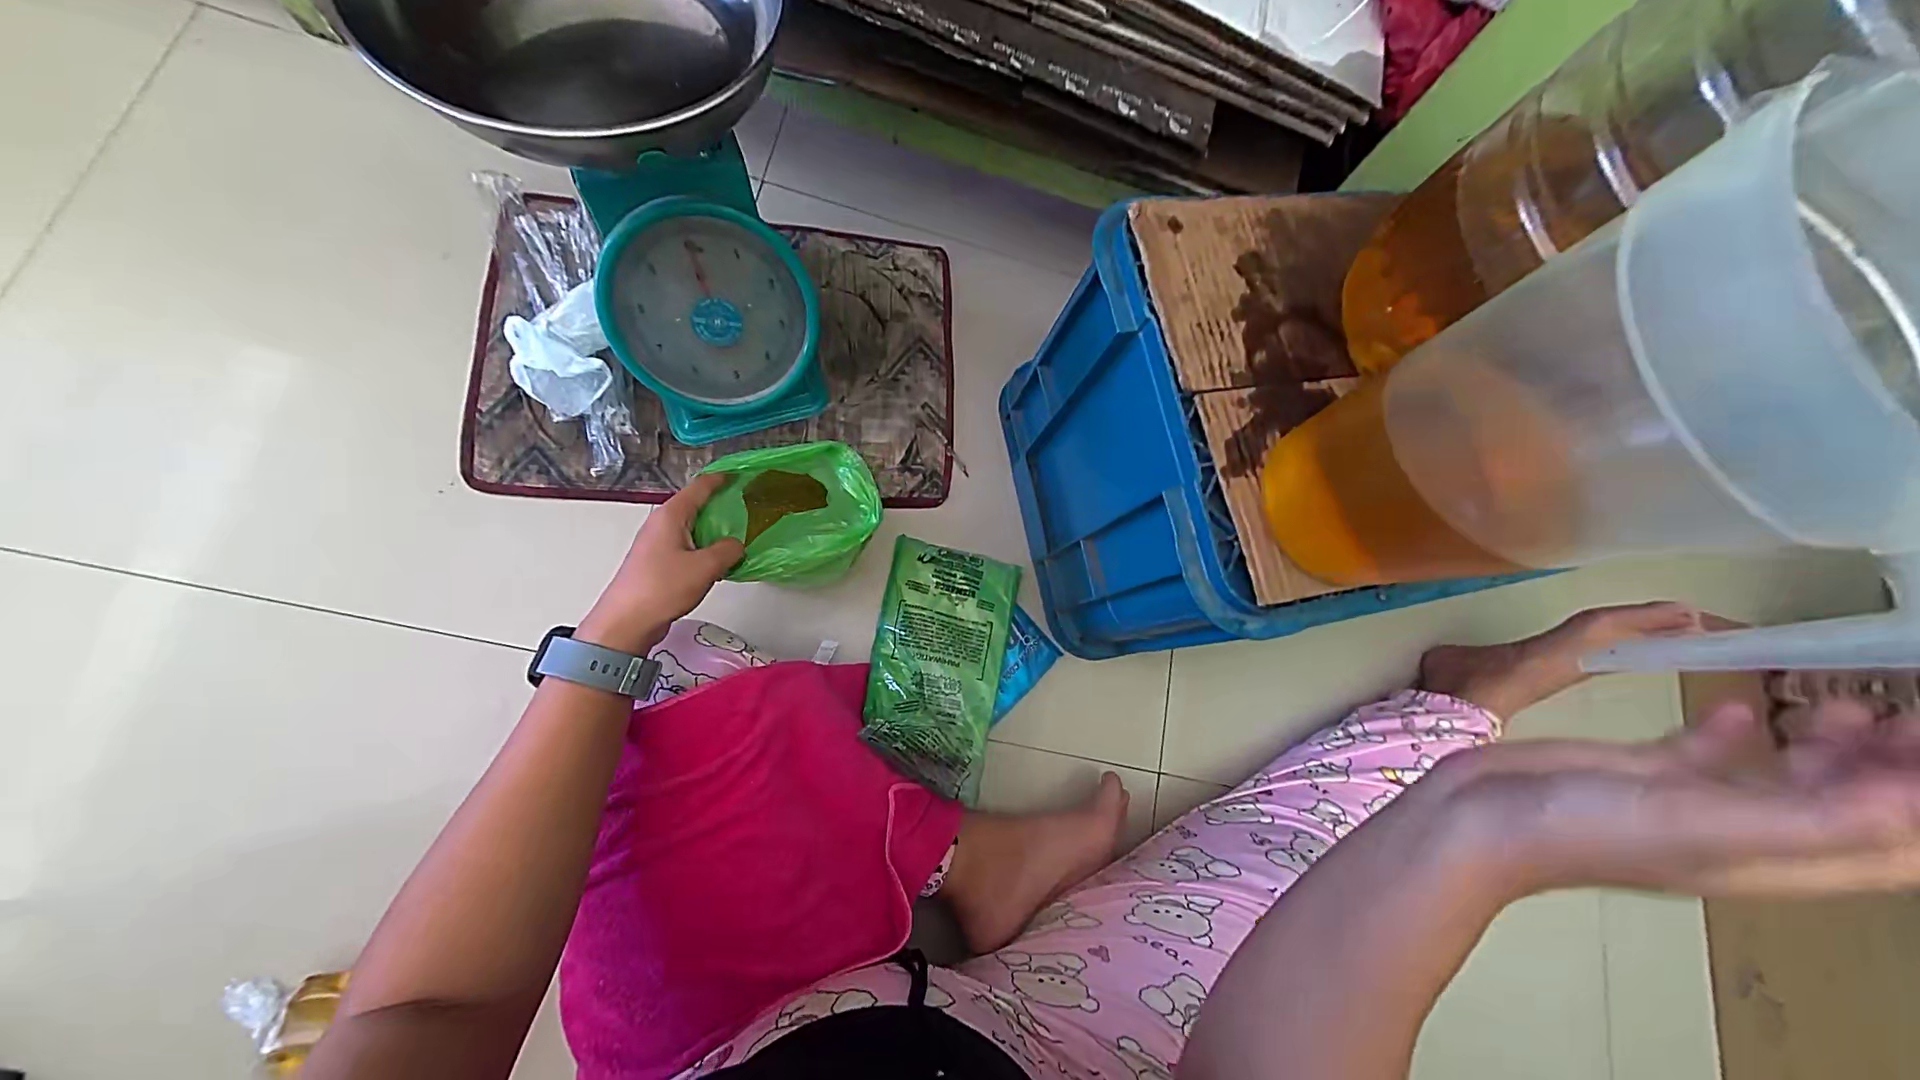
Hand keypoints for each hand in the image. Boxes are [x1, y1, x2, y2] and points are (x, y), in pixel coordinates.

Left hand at [576, 473, 744, 653]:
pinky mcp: (657, 562)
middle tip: (746, 506)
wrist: (627, 621)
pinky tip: (719, 560)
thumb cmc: (662, 588)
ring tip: (739, 533)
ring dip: (713, 530)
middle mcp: (662, 524)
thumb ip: (728, 550)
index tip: (740, 475)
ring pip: (691, 527)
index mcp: (671, 515)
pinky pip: (687, 546)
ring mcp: (657, 543)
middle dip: (720, 505)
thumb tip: (736, 545)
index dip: (720, 479)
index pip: (699, 487)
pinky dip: (704, 547)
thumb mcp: (705, 567)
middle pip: (695, 506)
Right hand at [1440, 698, 1919, 899]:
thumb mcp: (1700, 827)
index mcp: (1773, 858)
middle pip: (1846, 804)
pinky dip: (1736, 729)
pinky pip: (1708, 749)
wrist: (1483, 815)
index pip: (1890, 840)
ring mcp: (1687, 798)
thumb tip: (1913, 796)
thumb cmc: (1588, 827)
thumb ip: (1812, 818)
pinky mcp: (1640, 769)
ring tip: (1839, 700)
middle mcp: (1743, 831)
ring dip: (1823, 742)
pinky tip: (1738, 704)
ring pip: (1783, 774)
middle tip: (1902, 709)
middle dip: (1889, 763)